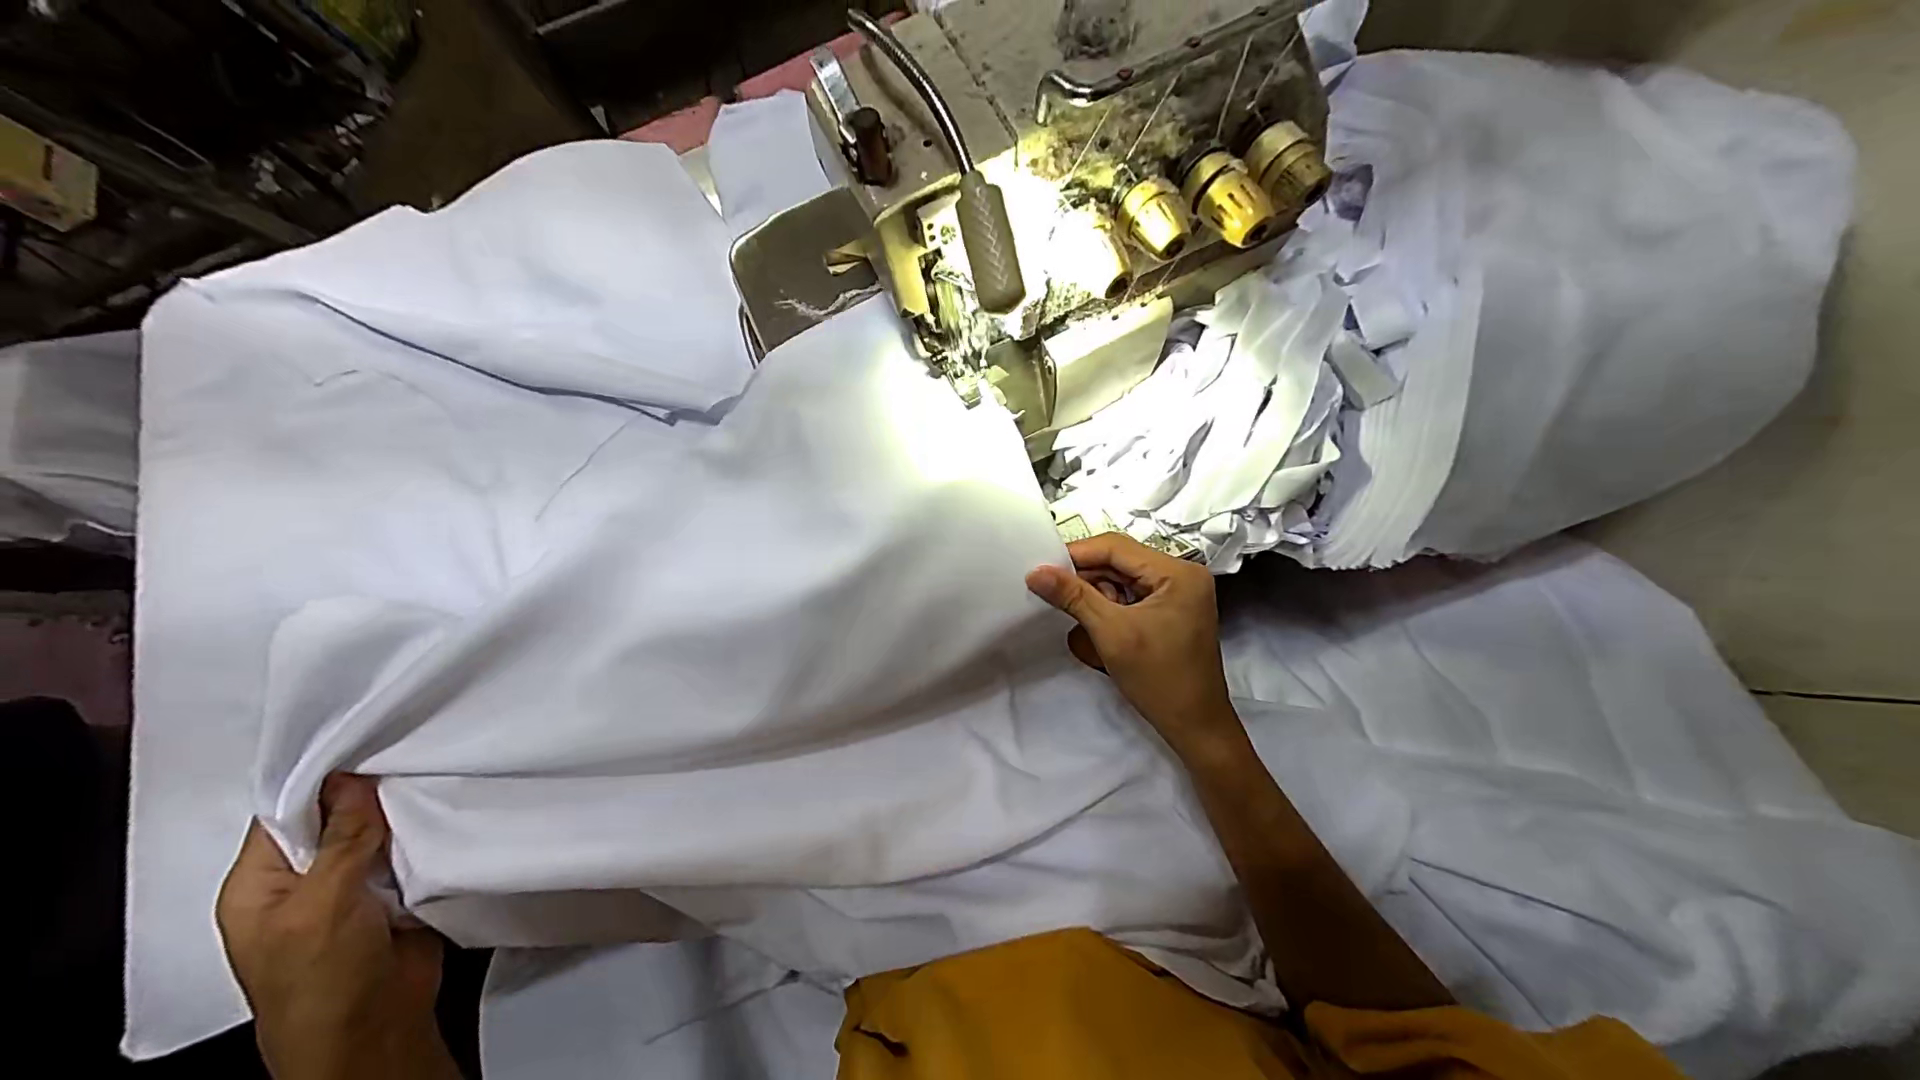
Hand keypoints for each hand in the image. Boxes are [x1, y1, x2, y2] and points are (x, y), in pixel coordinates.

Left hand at [216, 774, 458, 1079]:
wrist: (373, 1031)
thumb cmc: (322, 979)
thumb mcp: (321, 907)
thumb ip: (341, 841)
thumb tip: (352, 779)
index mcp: (258, 885)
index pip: (283, 814)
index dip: (321, 778)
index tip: (365, 741)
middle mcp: (302, 880)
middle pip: (335, 818)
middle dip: (371, 791)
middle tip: (411, 749)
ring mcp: (351, 887)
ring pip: (377, 832)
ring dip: (402, 812)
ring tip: (435, 771)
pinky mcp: (394, 892)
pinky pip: (408, 850)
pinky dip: (425, 832)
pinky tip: (445, 809)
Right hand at [1026, 532, 1239, 756]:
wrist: (1195, 726)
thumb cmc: (1160, 680)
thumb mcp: (1111, 633)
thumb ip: (1074, 597)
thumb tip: (1037, 572)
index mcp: (1178, 573)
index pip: (1116, 548)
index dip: (1077, 555)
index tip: (1042, 568)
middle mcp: (1182, 575)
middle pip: (1120, 561)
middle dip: (1086, 578)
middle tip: (1055, 594)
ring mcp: (1179, 593)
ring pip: (1123, 578)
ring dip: (1097, 594)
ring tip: (1081, 617)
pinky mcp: (1171, 610)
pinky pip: (1132, 596)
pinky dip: (1111, 606)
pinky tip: (1099, 625)